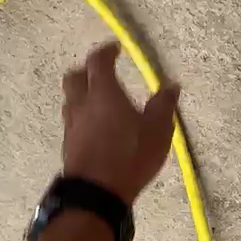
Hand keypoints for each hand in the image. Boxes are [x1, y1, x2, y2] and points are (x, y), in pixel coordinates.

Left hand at [61, 42, 180, 201]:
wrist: (97, 192)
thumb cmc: (130, 156)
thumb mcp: (158, 130)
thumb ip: (163, 105)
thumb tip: (171, 86)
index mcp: (104, 94)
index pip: (98, 62)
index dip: (105, 52)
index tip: (115, 48)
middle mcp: (82, 104)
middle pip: (74, 77)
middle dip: (86, 70)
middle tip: (102, 72)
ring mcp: (72, 125)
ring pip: (70, 99)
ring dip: (82, 93)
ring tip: (99, 99)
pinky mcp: (69, 143)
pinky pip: (73, 119)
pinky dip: (83, 114)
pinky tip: (96, 125)